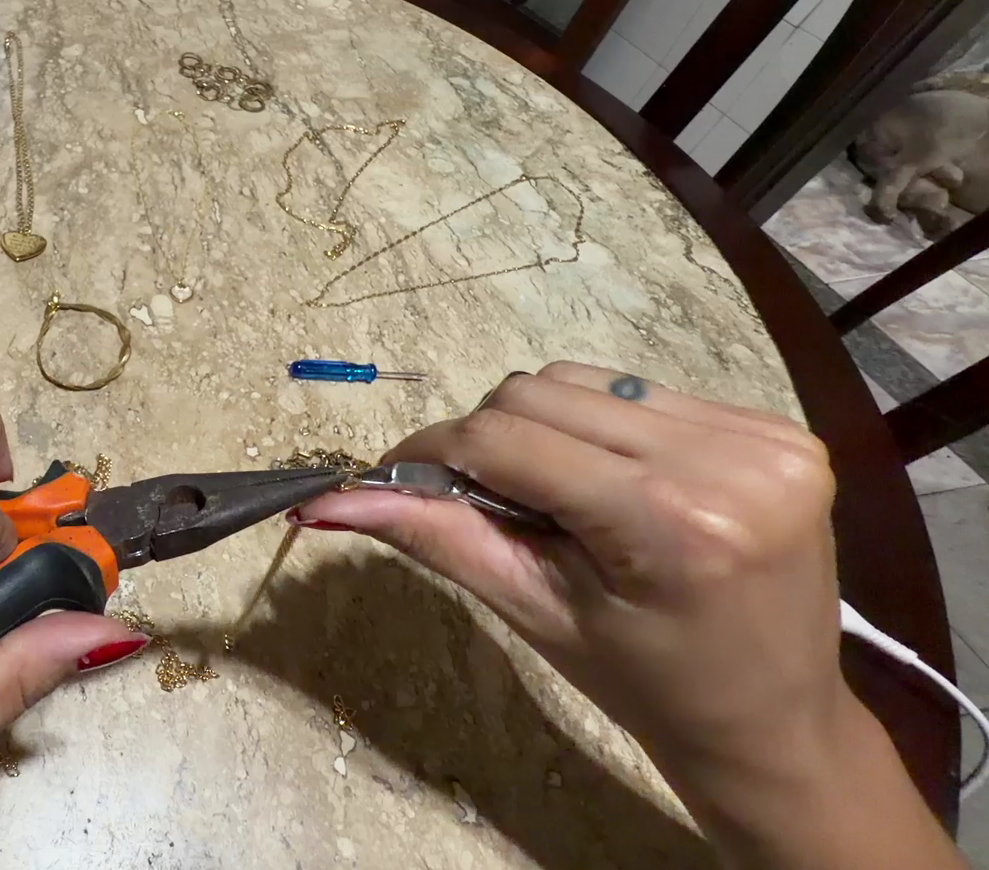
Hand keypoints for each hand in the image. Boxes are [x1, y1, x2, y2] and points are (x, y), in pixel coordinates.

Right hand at [294, 362, 960, 869]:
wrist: (771, 717)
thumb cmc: (637, 677)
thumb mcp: (524, 606)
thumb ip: (427, 534)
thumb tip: (323, 503)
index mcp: (670, 522)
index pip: (501, 441)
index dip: (430, 450)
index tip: (394, 476)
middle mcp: (729, 461)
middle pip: (532, 396)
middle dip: (484, 442)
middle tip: (486, 501)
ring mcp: (765, 438)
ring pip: (574, 381)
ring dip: (533, 426)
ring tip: (550, 491)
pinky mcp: (776, 427)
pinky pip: (628, 389)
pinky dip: (588, 424)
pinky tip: (604, 477)